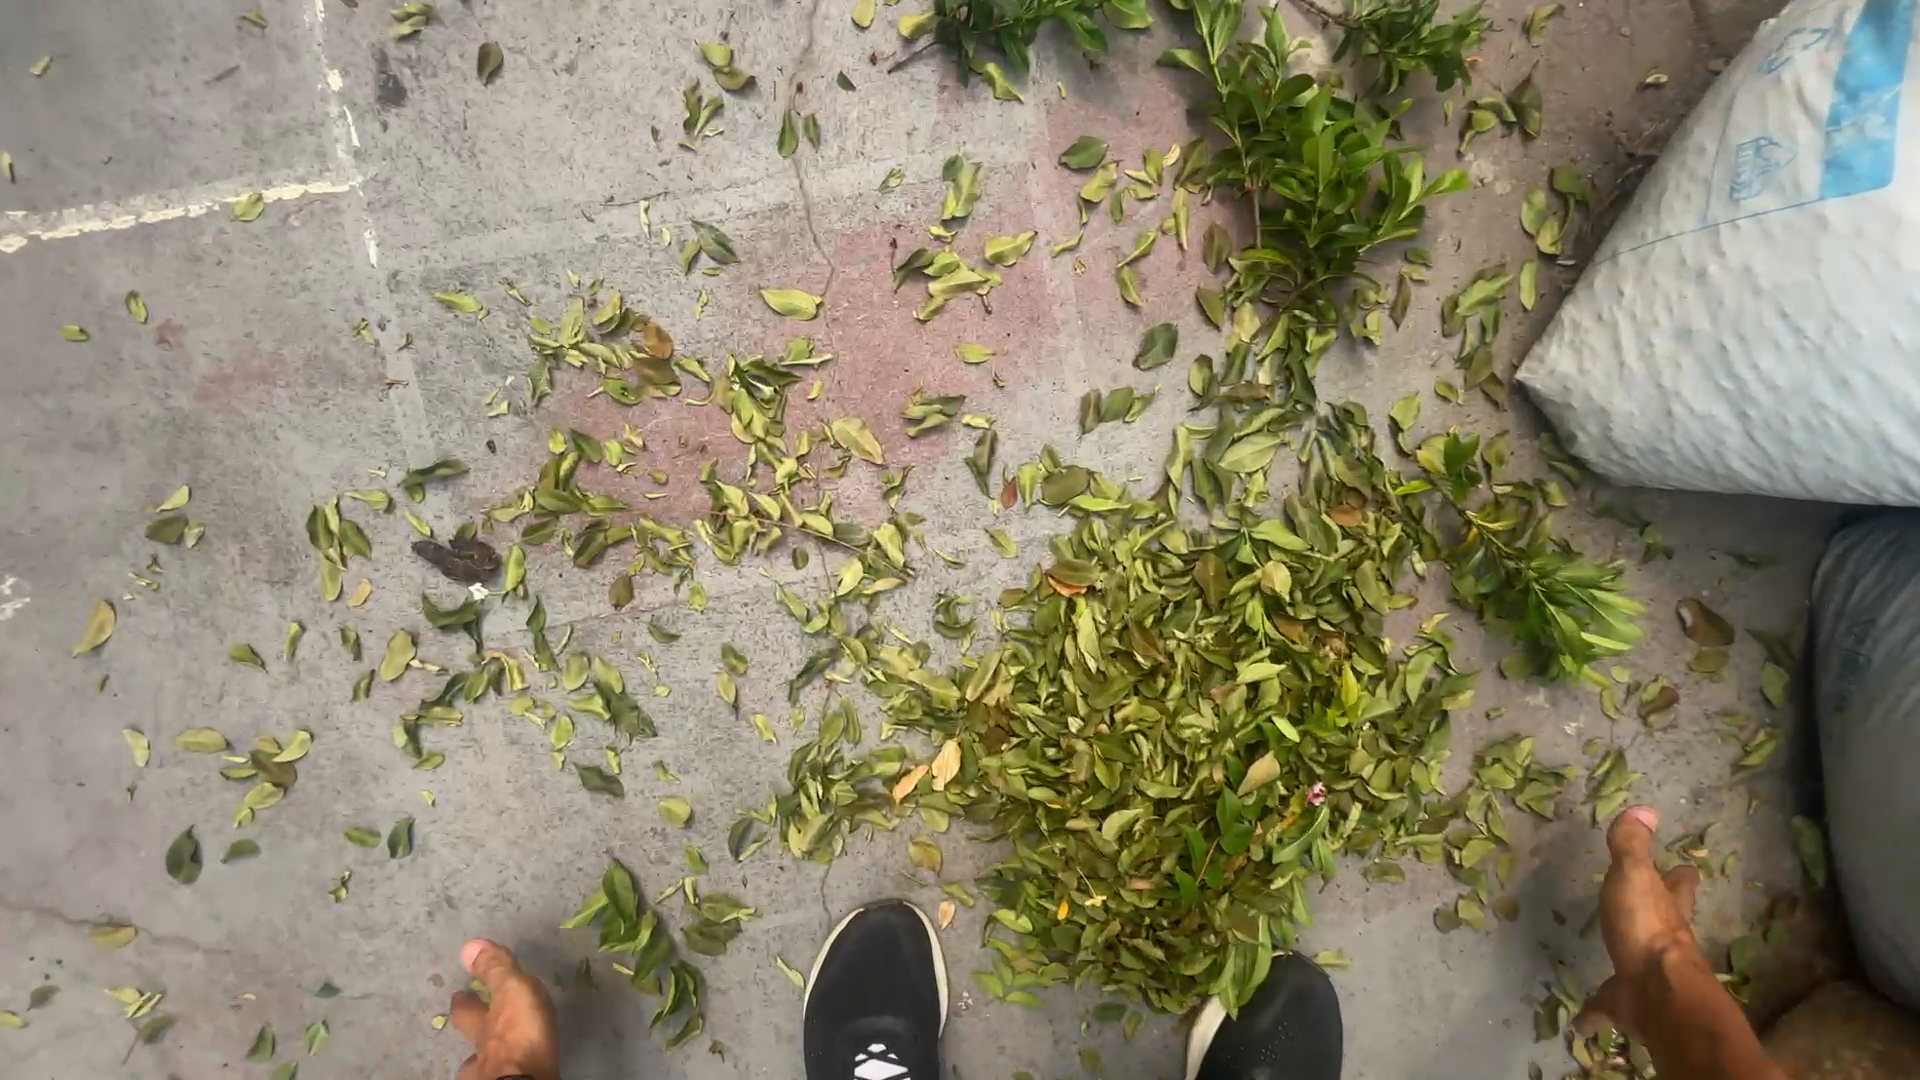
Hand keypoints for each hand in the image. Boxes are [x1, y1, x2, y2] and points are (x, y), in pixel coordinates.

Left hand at [450, 939, 559, 1079]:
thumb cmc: (521, 1034)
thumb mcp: (513, 991)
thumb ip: (496, 970)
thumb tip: (468, 945)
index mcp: (483, 1024)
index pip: (467, 1008)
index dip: (464, 999)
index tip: (457, 992)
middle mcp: (480, 1049)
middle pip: (470, 1037)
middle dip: (470, 1027)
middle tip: (468, 1020)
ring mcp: (490, 1072)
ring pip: (480, 1062)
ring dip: (483, 1055)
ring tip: (490, 1053)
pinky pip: (500, 1076)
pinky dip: (502, 1071)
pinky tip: (507, 1071)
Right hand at [1576, 805, 1704, 1036]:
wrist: (1658, 994)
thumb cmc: (1646, 928)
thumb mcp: (1634, 877)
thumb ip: (1632, 845)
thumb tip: (1645, 806)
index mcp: (1665, 910)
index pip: (1676, 886)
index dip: (1682, 877)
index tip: (1691, 868)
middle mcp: (1663, 941)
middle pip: (1668, 923)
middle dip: (1666, 915)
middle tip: (1666, 909)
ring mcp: (1645, 973)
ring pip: (1639, 964)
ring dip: (1632, 961)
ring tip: (1618, 962)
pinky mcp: (1625, 1001)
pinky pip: (1603, 1007)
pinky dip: (1593, 1014)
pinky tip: (1581, 1024)